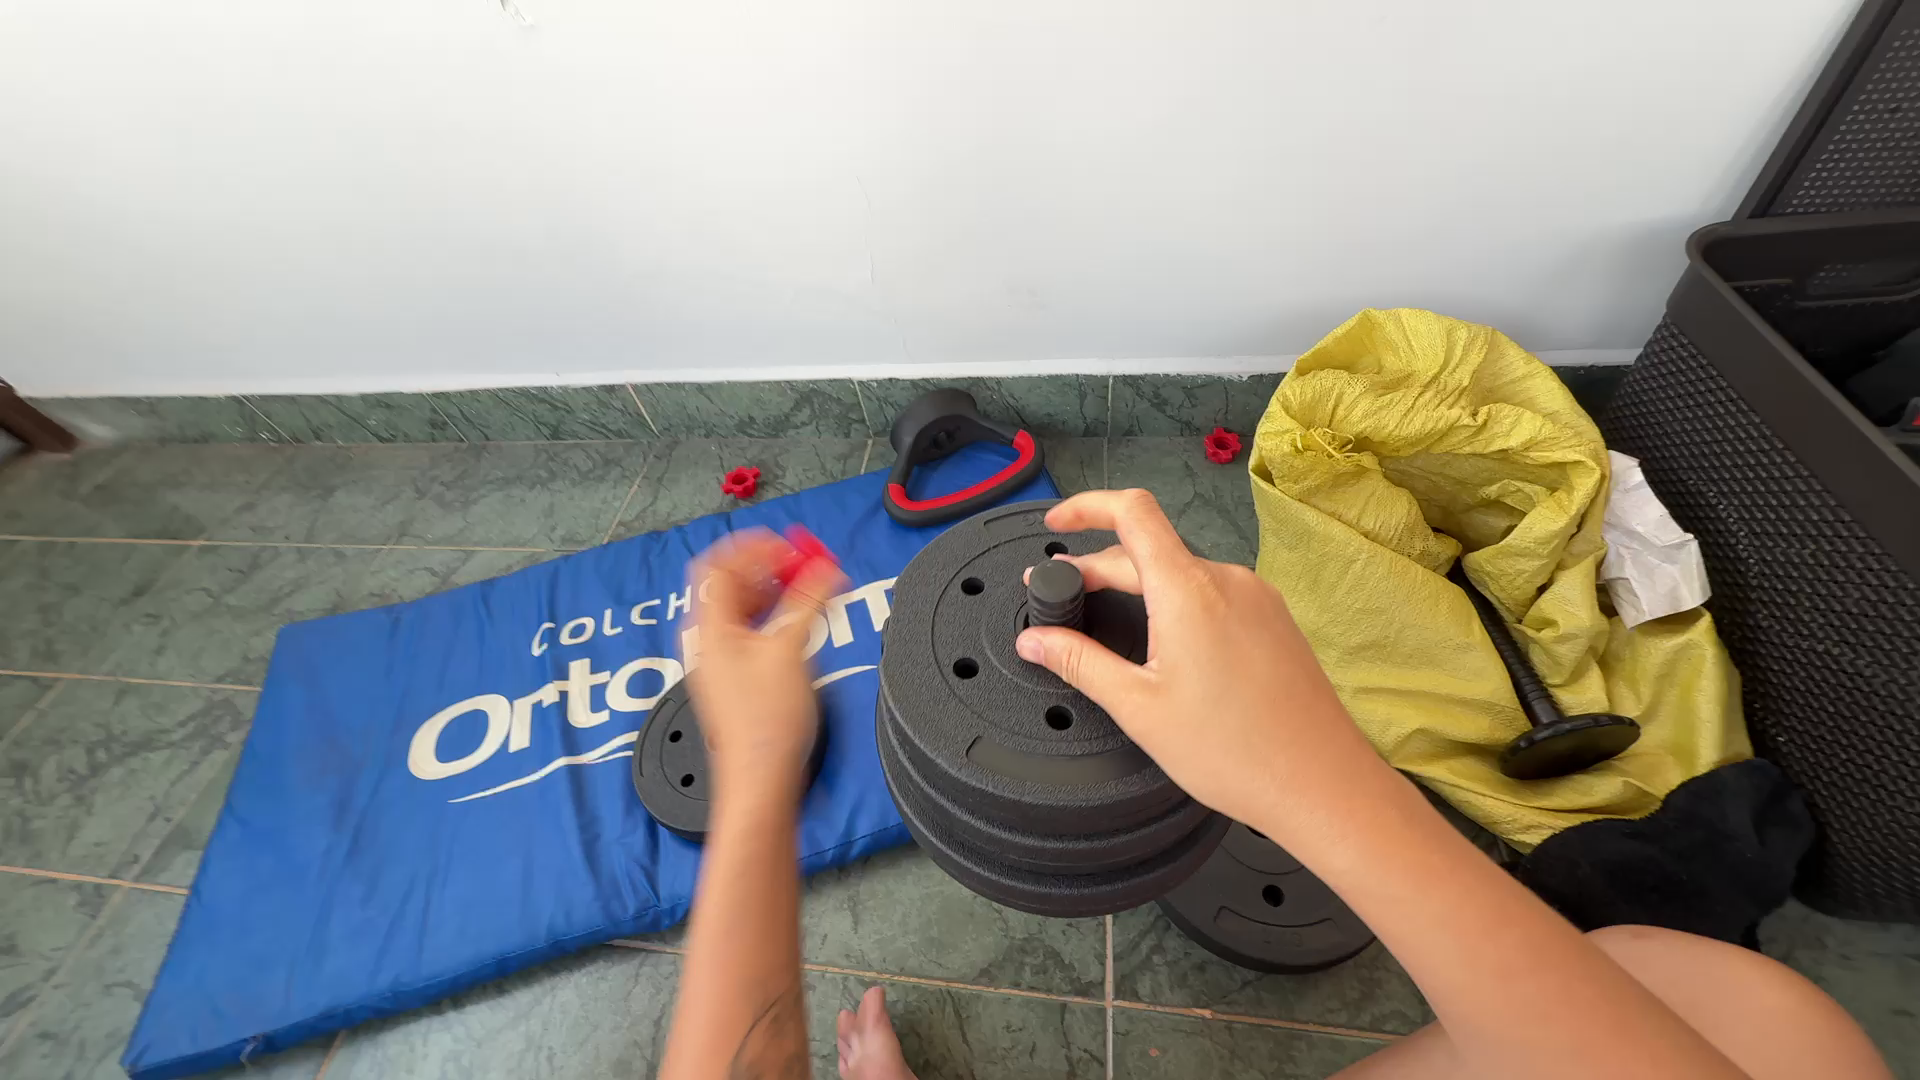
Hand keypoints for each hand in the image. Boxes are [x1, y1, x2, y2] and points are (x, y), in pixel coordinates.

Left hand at [688, 529, 847, 798]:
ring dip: (776, 588)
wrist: (762, 775)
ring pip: (745, 604)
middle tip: (804, 563)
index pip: (718, 564)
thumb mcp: (791, 648)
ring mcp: (723, 657)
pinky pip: (755, 627)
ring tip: (810, 587)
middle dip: (769, 566)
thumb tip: (825, 567)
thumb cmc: (765, 723)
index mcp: (710, 627)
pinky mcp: (741, 673)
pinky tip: (803, 616)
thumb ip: (809, 600)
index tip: (788, 545)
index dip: (752, 547)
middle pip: (731, 582)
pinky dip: (778, 612)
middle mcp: (710, 639)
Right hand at [1014, 490, 1389, 832]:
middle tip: (1058, 595)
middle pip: (1149, 549)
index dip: (1085, 508)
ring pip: (1179, 572)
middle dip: (1097, 566)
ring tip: (1103, 615)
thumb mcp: (1139, 706)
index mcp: (1188, 590)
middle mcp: (1226, 579)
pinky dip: (1171, 599)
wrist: (1325, 785)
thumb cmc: (1230, 751)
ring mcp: (1255, 596)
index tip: (1054, 527)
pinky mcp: (1272, 617)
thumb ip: (1078, 662)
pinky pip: (1209, 591)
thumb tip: (1031, 640)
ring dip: (1136, 584)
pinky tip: (1159, 635)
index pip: (1131, 513)